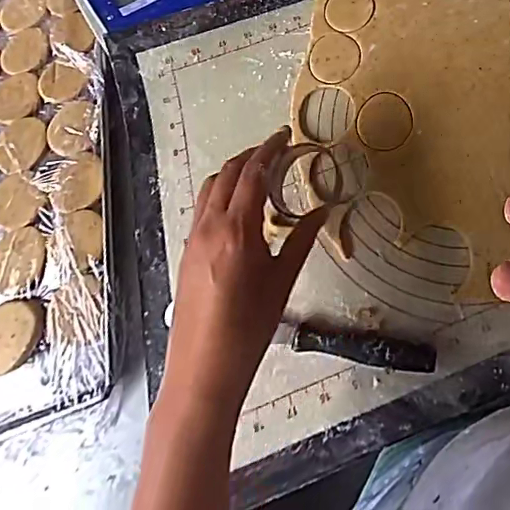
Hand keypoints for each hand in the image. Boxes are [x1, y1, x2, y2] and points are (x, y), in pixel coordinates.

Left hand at [163, 128, 328, 410]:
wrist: (202, 373)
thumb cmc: (248, 329)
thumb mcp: (283, 280)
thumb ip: (303, 238)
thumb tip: (322, 210)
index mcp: (236, 230)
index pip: (252, 174)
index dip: (269, 149)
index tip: (285, 136)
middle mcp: (209, 228)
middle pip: (226, 173)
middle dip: (251, 155)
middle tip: (277, 149)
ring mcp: (193, 240)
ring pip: (209, 188)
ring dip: (233, 172)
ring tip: (259, 172)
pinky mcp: (186, 254)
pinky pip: (203, 208)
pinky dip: (222, 193)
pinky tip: (241, 207)